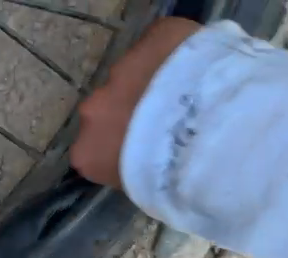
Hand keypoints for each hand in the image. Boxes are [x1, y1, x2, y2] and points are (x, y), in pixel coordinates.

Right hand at [69, 16, 201, 189]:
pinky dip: (169, 56)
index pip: (92, 148)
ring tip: (179, 94)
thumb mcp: (137, 188)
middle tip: (159, 121)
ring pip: (131, 76)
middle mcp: (93, 110)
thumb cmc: (166, 173)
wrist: (203, 127)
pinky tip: (189, 68)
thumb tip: (134, 166)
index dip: (115, 147)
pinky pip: (158, 45)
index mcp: (85, 151)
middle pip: (107, 109)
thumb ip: (124, 172)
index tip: (136, 150)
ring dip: (149, 84)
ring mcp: (119, 70)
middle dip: (128, 112)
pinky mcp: (151, 39)